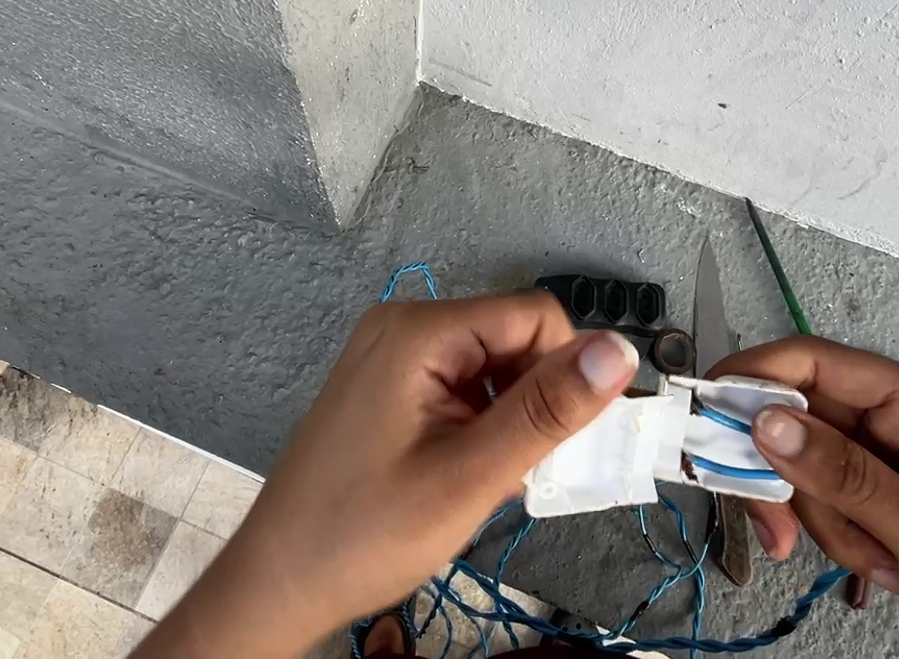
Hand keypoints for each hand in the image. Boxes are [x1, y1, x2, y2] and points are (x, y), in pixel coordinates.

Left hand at [139, 294, 638, 656]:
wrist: (278, 582)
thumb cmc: (368, 532)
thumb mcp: (470, 476)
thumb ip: (547, 410)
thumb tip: (621, 349)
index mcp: (421, 329)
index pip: (534, 315)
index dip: (563, 371)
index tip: (557, 439)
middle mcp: (405, 323)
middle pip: (511, 336)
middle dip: (533, 397)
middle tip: (520, 468)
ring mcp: (392, 351)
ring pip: (491, 362)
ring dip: (509, 414)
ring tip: (488, 475)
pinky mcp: (390, 380)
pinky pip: (461, 381)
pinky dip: (481, 419)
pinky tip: (466, 466)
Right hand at [710, 336, 898, 658]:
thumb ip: (849, 478)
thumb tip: (766, 421)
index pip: (819, 361)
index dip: (757, 375)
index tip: (707, 410)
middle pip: (800, 414)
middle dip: (787, 473)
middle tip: (779, 528)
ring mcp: (890, 461)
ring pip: (803, 461)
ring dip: (818, 516)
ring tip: (872, 563)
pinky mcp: (881, 498)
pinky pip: (823, 497)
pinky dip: (832, 533)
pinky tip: (879, 568)